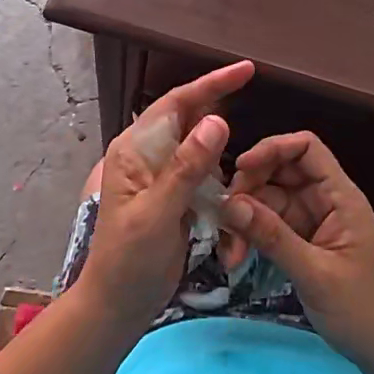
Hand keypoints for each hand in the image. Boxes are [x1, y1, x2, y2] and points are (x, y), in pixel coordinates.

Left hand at [73, 61, 254, 328]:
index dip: (211, 84)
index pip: (175, 104)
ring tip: (248, 150)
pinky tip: (237, 180)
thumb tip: (217, 121)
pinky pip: (203, 173)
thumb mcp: (157, 213)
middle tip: (254, 86)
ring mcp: (161, 174)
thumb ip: (186, 168)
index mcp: (134, 150)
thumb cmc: (129, 260)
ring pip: (199, 146)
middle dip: (218, 103)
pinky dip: (221, 175)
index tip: (246, 69)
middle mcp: (147, 154)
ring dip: (222, 147)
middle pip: (188, 117)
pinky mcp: (174, 195)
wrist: (119, 304)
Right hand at [220, 132, 373, 365]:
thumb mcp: (315, 274)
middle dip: (248, 189)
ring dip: (243, 219)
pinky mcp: (298, 240)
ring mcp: (309, 220)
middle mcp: (323, 200)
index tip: (241, 169)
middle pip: (278, 170)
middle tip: (225, 218)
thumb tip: (229, 204)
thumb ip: (273, 237)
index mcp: (340, 196)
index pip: (306, 148)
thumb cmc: (362, 310)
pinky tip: (236, 257)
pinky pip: (266, 224)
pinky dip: (248, 236)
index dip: (272, 149)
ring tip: (230, 254)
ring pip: (266, 199)